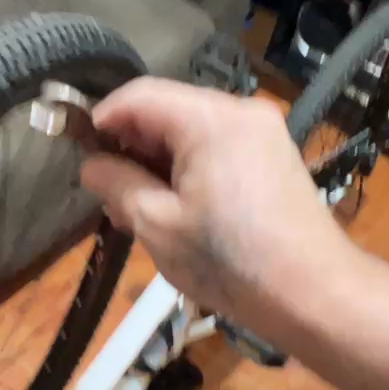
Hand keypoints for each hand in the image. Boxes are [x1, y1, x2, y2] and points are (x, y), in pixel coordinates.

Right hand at [79, 78, 353, 332]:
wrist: (312, 294)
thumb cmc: (228, 260)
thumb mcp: (156, 224)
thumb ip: (116, 184)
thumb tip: (91, 165)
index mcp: (209, 118)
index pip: (139, 95)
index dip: (101, 118)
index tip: (76, 151)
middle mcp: (239, 111)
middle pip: (166, 110)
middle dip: (130, 146)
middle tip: (107, 193)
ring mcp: (262, 132)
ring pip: (189, 130)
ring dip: (156, 162)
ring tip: (137, 209)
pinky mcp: (272, 156)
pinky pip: (215, 147)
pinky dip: (186, 168)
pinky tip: (174, 208)